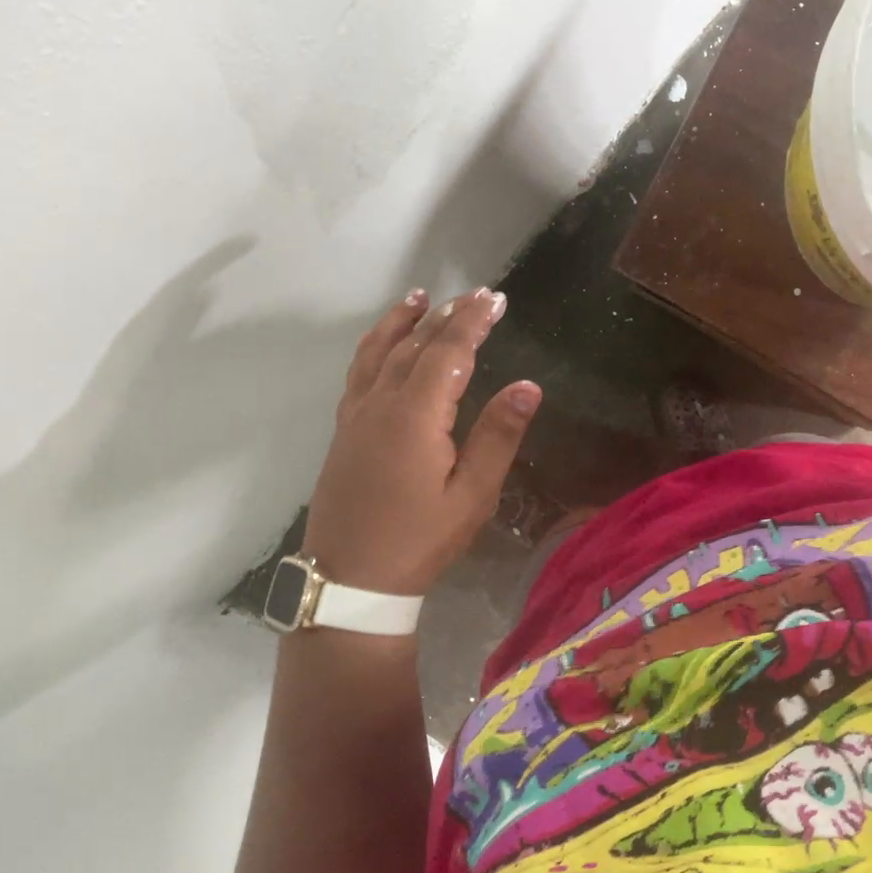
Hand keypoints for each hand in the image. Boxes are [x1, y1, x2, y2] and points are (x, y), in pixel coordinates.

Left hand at [302, 288, 540, 596]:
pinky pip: (359, 373)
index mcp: (416, 414)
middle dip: (446, 315)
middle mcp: (380, 403)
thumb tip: (527, 385)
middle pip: (414, 345)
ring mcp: (356, 416)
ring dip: (401, 322)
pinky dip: (374, 347)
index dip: (473, 322)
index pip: (448, 352)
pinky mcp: (344, 432)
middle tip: (475, 294)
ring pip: (378, 353)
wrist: (351, 578)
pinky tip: (381, 347)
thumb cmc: (421, 539)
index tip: (496, 298)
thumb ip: (498, 436)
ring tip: (419, 297)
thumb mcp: (472, 495)